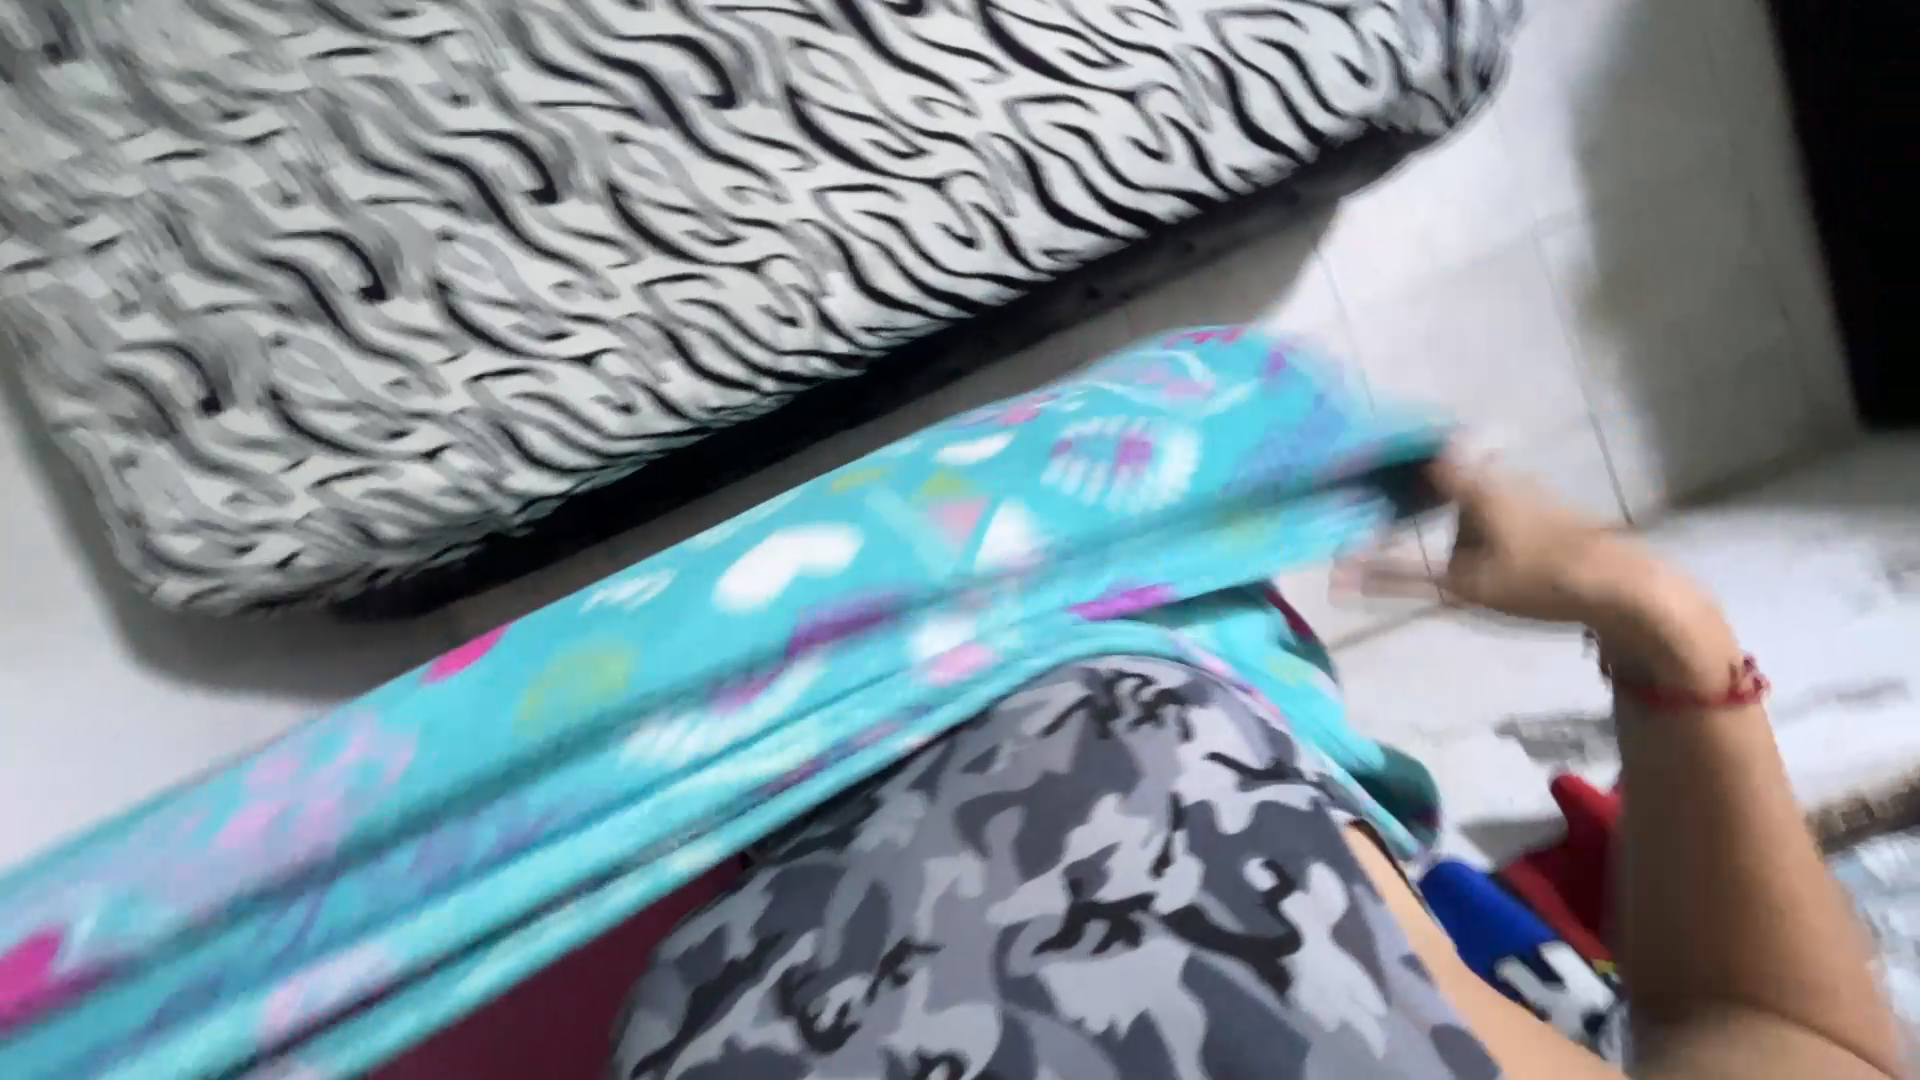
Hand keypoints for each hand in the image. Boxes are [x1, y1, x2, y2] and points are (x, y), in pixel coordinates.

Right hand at [1339, 454, 1694, 630]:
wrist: (1626, 591)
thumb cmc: (1537, 580)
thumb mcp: (1457, 586)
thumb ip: (1393, 579)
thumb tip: (1336, 579)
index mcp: (1470, 483)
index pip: (1410, 452)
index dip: (1378, 454)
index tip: (1347, 463)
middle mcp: (1493, 473)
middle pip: (1435, 460)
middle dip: (1399, 471)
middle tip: (1365, 489)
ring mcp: (1519, 486)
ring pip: (1461, 473)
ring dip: (1429, 484)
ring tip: (1394, 504)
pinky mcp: (1536, 503)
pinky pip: (1480, 486)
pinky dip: (1455, 496)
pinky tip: (1443, 520)